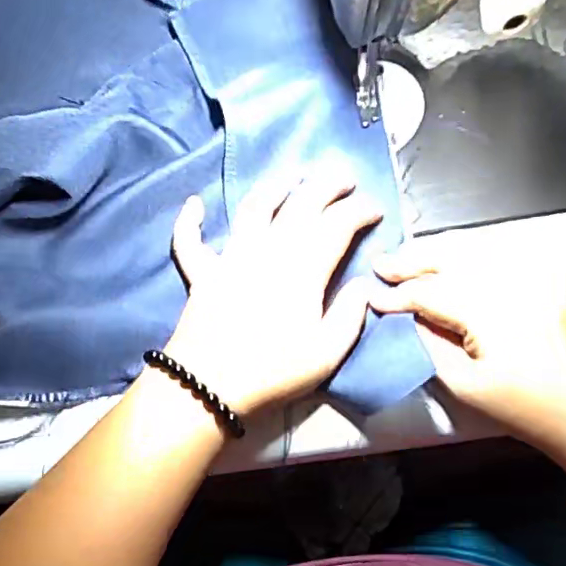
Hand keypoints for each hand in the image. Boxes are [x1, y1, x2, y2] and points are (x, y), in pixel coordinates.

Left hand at [162, 171, 383, 416]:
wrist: (208, 386)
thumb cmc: (274, 372)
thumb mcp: (327, 353)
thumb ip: (350, 315)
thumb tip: (363, 285)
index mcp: (304, 268)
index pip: (338, 224)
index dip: (360, 211)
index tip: (375, 209)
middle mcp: (268, 250)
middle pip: (300, 203)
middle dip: (326, 184)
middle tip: (344, 179)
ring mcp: (231, 257)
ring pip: (253, 207)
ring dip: (274, 187)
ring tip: (291, 179)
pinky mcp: (202, 273)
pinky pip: (191, 240)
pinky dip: (190, 220)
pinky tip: (194, 204)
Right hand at [369, 243, 565, 469]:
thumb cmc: (527, 407)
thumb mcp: (466, 385)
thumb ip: (430, 345)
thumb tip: (409, 319)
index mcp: (484, 306)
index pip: (428, 292)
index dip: (397, 296)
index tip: (372, 298)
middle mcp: (509, 277)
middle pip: (450, 257)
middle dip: (414, 260)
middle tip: (383, 264)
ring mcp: (535, 271)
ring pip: (477, 248)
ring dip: (442, 252)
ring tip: (414, 257)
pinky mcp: (552, 276)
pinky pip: (506, 252)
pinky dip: (477, 251)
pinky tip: (462, 258)